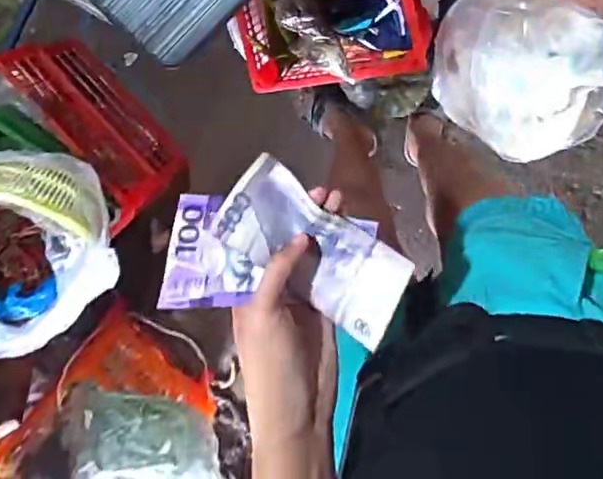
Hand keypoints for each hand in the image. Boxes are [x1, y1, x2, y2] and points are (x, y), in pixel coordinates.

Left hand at [233, 188, 339, 473]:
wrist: (301, 412)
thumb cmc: (269, 364)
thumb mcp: (262, 315)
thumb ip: (277, 272)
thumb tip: (302, 234)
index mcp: (249, 287)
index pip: (258, 243)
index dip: (273, 217)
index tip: (288, 191)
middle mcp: (274, 285)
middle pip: (290, 242)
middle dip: (304, 216)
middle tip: (322, 191)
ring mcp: (302, 292)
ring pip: (314, 251)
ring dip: (326, 226)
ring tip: (339, 200)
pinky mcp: (326, 301)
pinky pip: (334, 268)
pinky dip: (343, 249)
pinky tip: (353, 230)